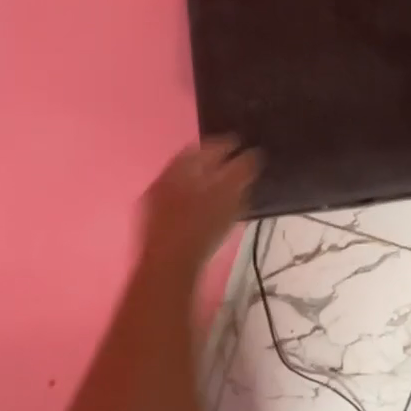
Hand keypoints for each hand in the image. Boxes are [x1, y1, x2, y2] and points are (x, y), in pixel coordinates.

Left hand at [138, 138, 259, 270]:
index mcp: (182, 168)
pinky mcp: (155, 222)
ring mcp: (156, 201)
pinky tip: (208, 210)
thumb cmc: (202, 227)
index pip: (205, 146)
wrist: (168, 266)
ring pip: (185, 182)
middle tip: (238, 167)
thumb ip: (243, 171)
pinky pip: (179, 200)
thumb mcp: (230, 196)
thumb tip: (255, 153)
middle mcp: (165, 179)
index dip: (227, 144)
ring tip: (227, 189)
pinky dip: (196, 198)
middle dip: (215, 163)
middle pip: (192, 163)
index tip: (245, 146)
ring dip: (205, 182)